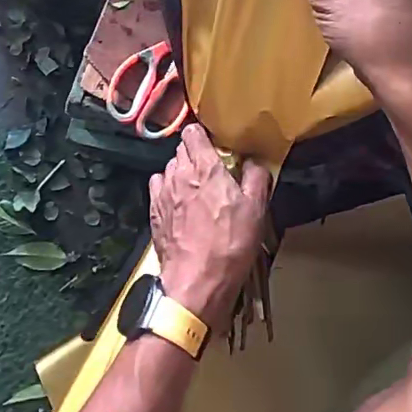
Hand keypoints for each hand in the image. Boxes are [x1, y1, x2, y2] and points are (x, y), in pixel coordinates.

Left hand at [147, 123, 271, 323]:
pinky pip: (159, 188)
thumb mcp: (257, 209)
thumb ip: (257, 177)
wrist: (198, 280)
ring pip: (170, 168)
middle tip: (213, 170)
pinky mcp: (154, 211)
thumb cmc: (229, 244)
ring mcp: (163, 192)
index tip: (214, 142)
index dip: (203, 134)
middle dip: (196, 154)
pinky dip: (169, 190)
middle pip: (182, 149)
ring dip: (183, 173)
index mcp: (204, 167)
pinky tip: (182, 204)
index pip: (193, 132)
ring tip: (199, 190)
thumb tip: (255, 163)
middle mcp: (179, 174)